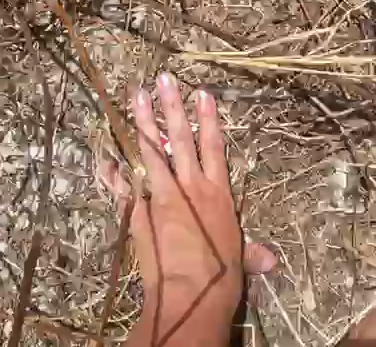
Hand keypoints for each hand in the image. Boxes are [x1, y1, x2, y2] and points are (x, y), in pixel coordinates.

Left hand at [100, 73, 275, 346]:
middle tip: (165, 80)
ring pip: (152, 151)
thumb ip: (250, 253)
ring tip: (137, 95)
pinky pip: (124, 188)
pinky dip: (113, 173)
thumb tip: (271, 260)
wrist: (190, 296)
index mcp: (217, 194)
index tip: (202, 93)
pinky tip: (105, 156)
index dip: (208, 119)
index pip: (213, 147)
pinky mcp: (140, 213)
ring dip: (143, 122)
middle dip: (172, 107)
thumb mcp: (239, 261)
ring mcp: (163, 197)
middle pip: (180, 139)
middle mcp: (191, 187)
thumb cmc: (220, 279)